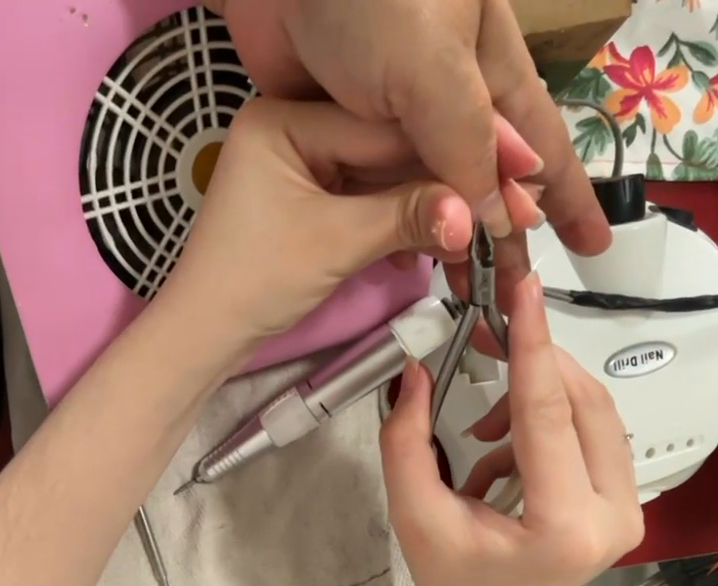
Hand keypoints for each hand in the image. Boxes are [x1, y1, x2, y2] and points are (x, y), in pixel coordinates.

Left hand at [159, 97, 541, 359]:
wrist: (202, 336)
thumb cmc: (253, 283)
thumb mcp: (336, 242)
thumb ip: (410, 215)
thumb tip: (480, 213)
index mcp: (286, 117)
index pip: (387, 128)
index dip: (452, 155)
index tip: (515, 175)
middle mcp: (292, 126)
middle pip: (387, 149)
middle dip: (442, 183)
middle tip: (509, 207)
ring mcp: (297, 163)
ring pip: (380, 176)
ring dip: (426, 205)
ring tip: (478, 228)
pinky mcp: (302, 197)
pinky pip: (362, 198)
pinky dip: (396, 219)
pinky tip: (436, 238)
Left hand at [211, 0, 613, 273]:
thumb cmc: (366, 5)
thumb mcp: (431, 71)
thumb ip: (465, 146)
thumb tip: (498, 218)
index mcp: (480, 66)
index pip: (533, 140)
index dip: (559, 195)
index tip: (588, 245)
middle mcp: (438, 93)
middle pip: (477, 177)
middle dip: (500, 234)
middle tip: (512, 293)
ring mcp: (382, 115)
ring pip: (424, 189)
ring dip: (444, 237)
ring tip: (466, 291)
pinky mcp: (333, 130)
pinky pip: (370, 190)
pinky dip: (390, 224)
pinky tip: (404, 261)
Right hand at [380, 273, 643, 585]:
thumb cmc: (449, 582)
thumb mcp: (413, 514)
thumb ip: (405, 441)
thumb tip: (416, 371)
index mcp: (562, 524)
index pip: (549, 416)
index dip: (532, 348)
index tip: (524, 289)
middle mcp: (615, 514)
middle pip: (586, 404)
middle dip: (535, 364)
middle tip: (486, 339)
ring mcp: (631, 509)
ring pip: (595, 414)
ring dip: (537, 398)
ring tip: (479, 432)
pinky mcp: (626, 502)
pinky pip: (591, 434)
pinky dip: (543, 426)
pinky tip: (500, 459)